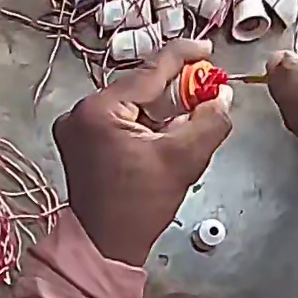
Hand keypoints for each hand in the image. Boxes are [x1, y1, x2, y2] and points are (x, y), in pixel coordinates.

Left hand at [55, 39, 233, 264]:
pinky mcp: (78, 143)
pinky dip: (144, 124)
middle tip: (205, 96)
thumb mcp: (183, 160)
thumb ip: (210, 121)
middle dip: (175, 92)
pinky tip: (163, 137)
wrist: (106, 246)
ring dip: (160, 110)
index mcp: (99, 110)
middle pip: (139, 88)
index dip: (183, 57)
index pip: (149, 71)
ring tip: (186, 124)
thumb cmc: (139, 207)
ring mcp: (75, 128)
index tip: (207, 51)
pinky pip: (119, 120)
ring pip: (130, 105)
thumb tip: (222, 96)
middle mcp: (80, 112)